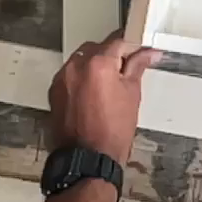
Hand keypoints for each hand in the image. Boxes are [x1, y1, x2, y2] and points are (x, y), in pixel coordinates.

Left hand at [49, 32, 157, 161]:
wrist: (88, 161)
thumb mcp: (132, 94)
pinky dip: (82, 78)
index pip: (117, 41)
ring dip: (95, 65)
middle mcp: (76, 67)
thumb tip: (147, 54)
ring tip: (109, 84)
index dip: (130, 44)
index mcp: (98, 64)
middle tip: (126, 68)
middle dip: (112, 54)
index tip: (138, 49)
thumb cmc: (111, 133)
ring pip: (82, 60)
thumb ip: (137, 67)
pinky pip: (71, 74)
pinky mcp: (54, 92)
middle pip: (97, 48)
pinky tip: (94, 93)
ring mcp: (62, 79)